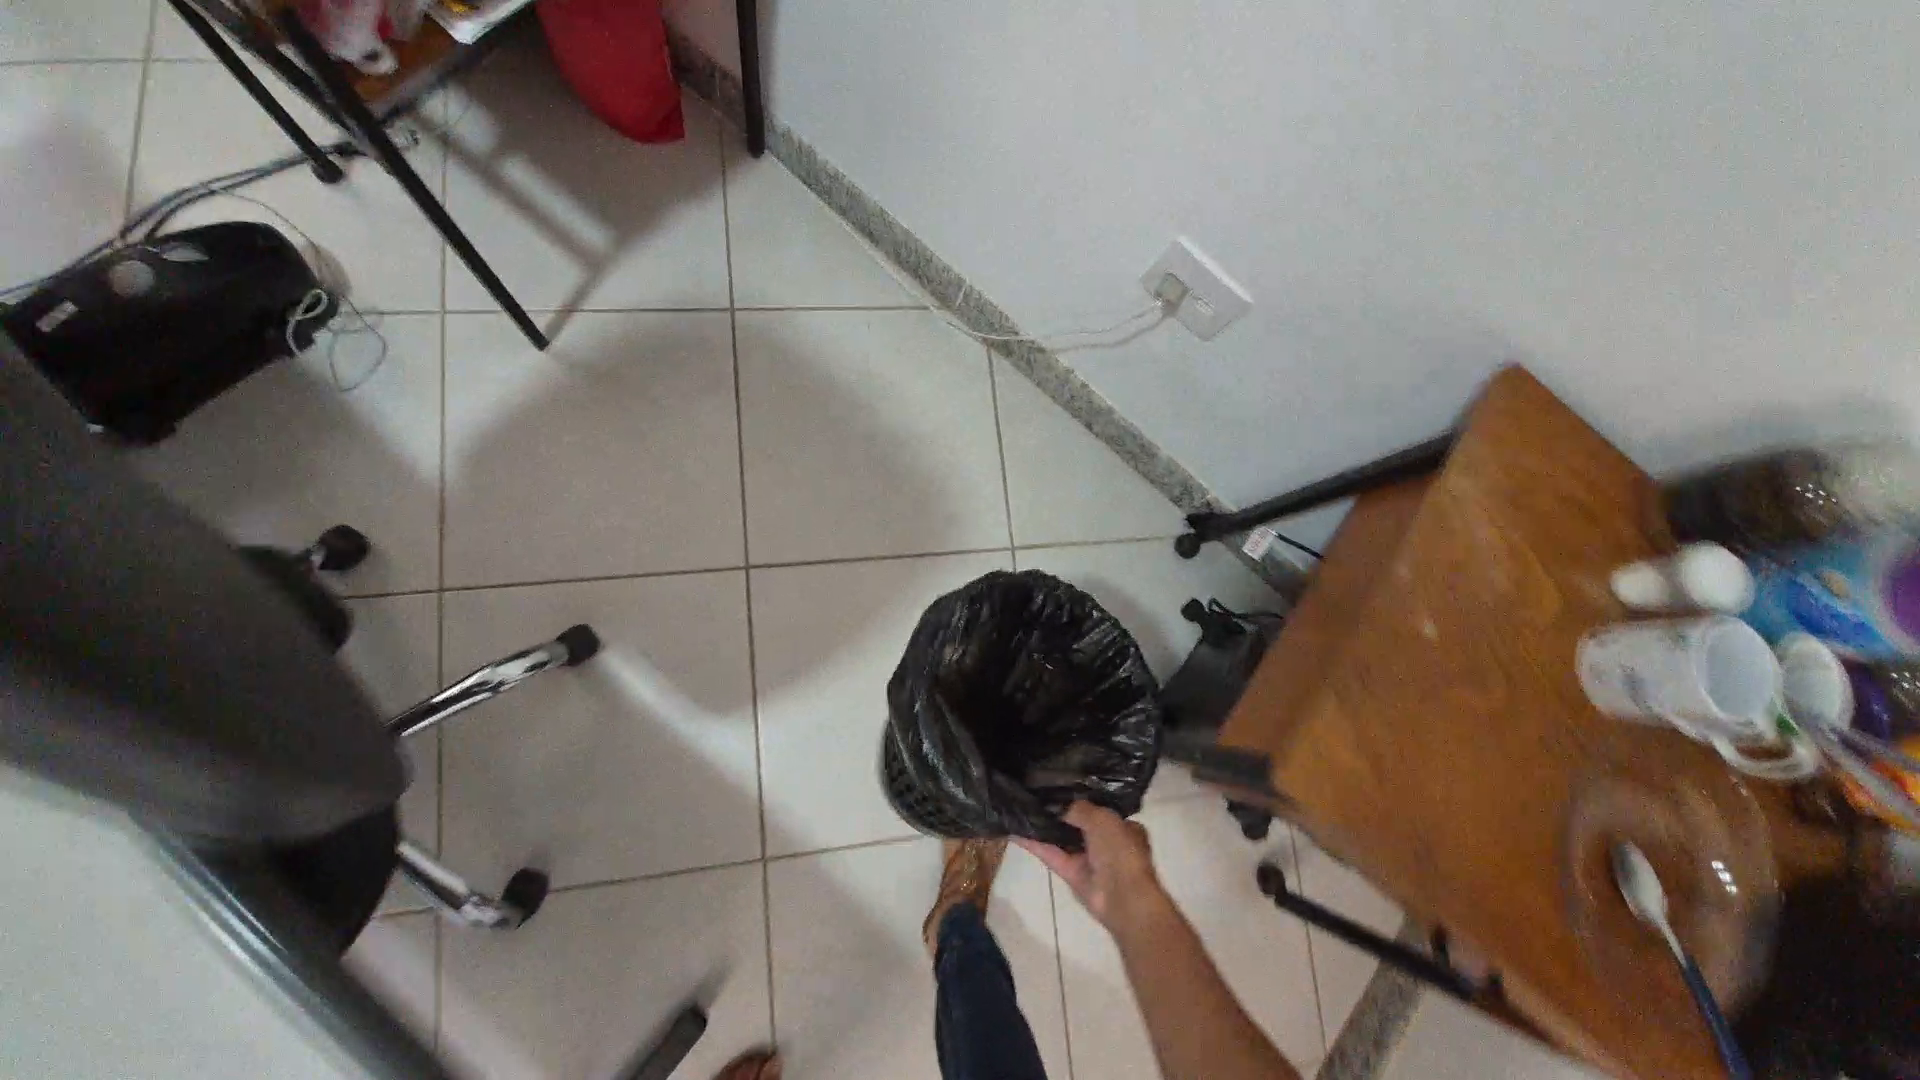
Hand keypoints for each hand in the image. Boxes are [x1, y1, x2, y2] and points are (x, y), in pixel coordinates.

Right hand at [1015, 802, 1170, 933]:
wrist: (1123, 897)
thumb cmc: (1121, 851)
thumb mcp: (1103, 819)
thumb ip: (1079, 808)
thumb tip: (1058, 805)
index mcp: (1124, 827)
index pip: (1100, 809)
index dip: (1081, 799)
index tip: (1059, 787)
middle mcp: (1107, 843)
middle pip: (1079, 824)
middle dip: (1060, 813)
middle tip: (1035, 795)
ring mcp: (1089, 860)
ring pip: (1062, 840)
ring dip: (1044, 827)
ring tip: (1022, 807)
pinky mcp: (1072, 875)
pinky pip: (1052, 855)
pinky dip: (1035, 844)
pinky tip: (1017, 831)